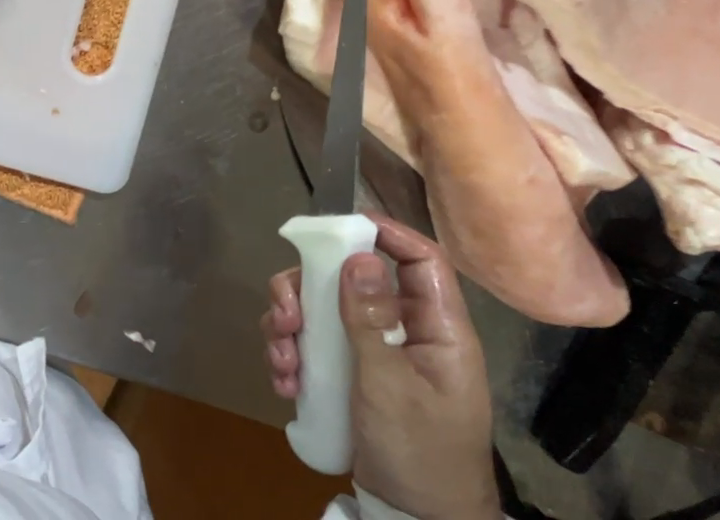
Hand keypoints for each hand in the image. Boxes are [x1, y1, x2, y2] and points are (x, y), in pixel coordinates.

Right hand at [263, 216, 497, 519]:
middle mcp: (404, 332)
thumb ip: (372, 320)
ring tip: (283, 363)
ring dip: (289, 329)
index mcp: (436, 329)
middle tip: (284, 316)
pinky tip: (286, 382)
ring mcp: (374, 352)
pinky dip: (290, 356)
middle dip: (305, 293)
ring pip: (320, 310)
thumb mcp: (391, 385)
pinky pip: (310, 343)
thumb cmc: (419, 449)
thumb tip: (358, 255)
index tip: (333, 227)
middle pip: (349, 280)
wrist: (416, 515)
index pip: (420, 260)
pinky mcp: (348, 373)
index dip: (384, 234)